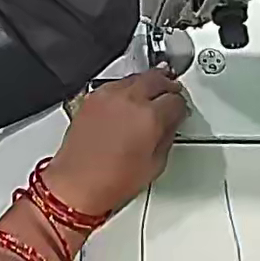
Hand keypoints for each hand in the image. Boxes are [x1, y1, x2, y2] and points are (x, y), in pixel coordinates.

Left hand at [41, 68, 187, 215]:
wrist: (77, 183)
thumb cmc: (110, 180)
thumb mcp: (155, 165)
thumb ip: (167, 136)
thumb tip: (170, 124)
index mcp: (149, 117)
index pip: (175, 100)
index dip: (181, 106)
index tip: (180, 111)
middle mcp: (128, 100)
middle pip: (157, 78)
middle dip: (168, 85)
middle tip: (173, 91)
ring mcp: (108, 96)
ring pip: (136, 77)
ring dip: (148, 82)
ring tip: (152, 93)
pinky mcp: (92, 98)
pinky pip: (115, 84)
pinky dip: (126, 88)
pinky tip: (129, 98)